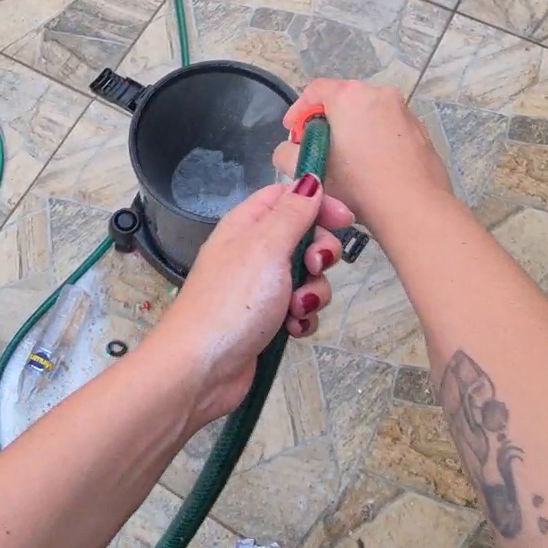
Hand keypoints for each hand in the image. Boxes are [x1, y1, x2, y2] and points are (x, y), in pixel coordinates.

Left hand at [145, 176, 354, 424]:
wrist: (202, 368)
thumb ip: (292, 213)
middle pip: (303, 236)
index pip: (286, 197)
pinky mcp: (266, 320)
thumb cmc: (232, 302)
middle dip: (318, 254)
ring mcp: (259, 287)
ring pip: (306, 277)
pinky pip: (299, 309)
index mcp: (245, 225)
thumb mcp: (265, 247)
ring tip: (296, 309)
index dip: (317, 203)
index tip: (344, 220)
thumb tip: (309, 179)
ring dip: (312, 292)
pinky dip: (302, 318)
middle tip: (313, 267)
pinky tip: (292, 329)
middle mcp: (251, 252)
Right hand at [272, 79, 450, 229]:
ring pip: (367, 113)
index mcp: (349, 96)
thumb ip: (286, 153)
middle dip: (326, 121)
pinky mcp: (420, 130)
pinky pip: (388, 127)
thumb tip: (292, 147)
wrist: (414, 208)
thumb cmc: (357, 185)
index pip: (314, 90)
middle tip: (316, 147)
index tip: (293, 133)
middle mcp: (379, 93)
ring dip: (352, 130)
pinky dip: (375, 139)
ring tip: (346, 161)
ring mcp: (404, 110)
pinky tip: (372, 168)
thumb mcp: (308, 169)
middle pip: (342, 99)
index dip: (298, 110)